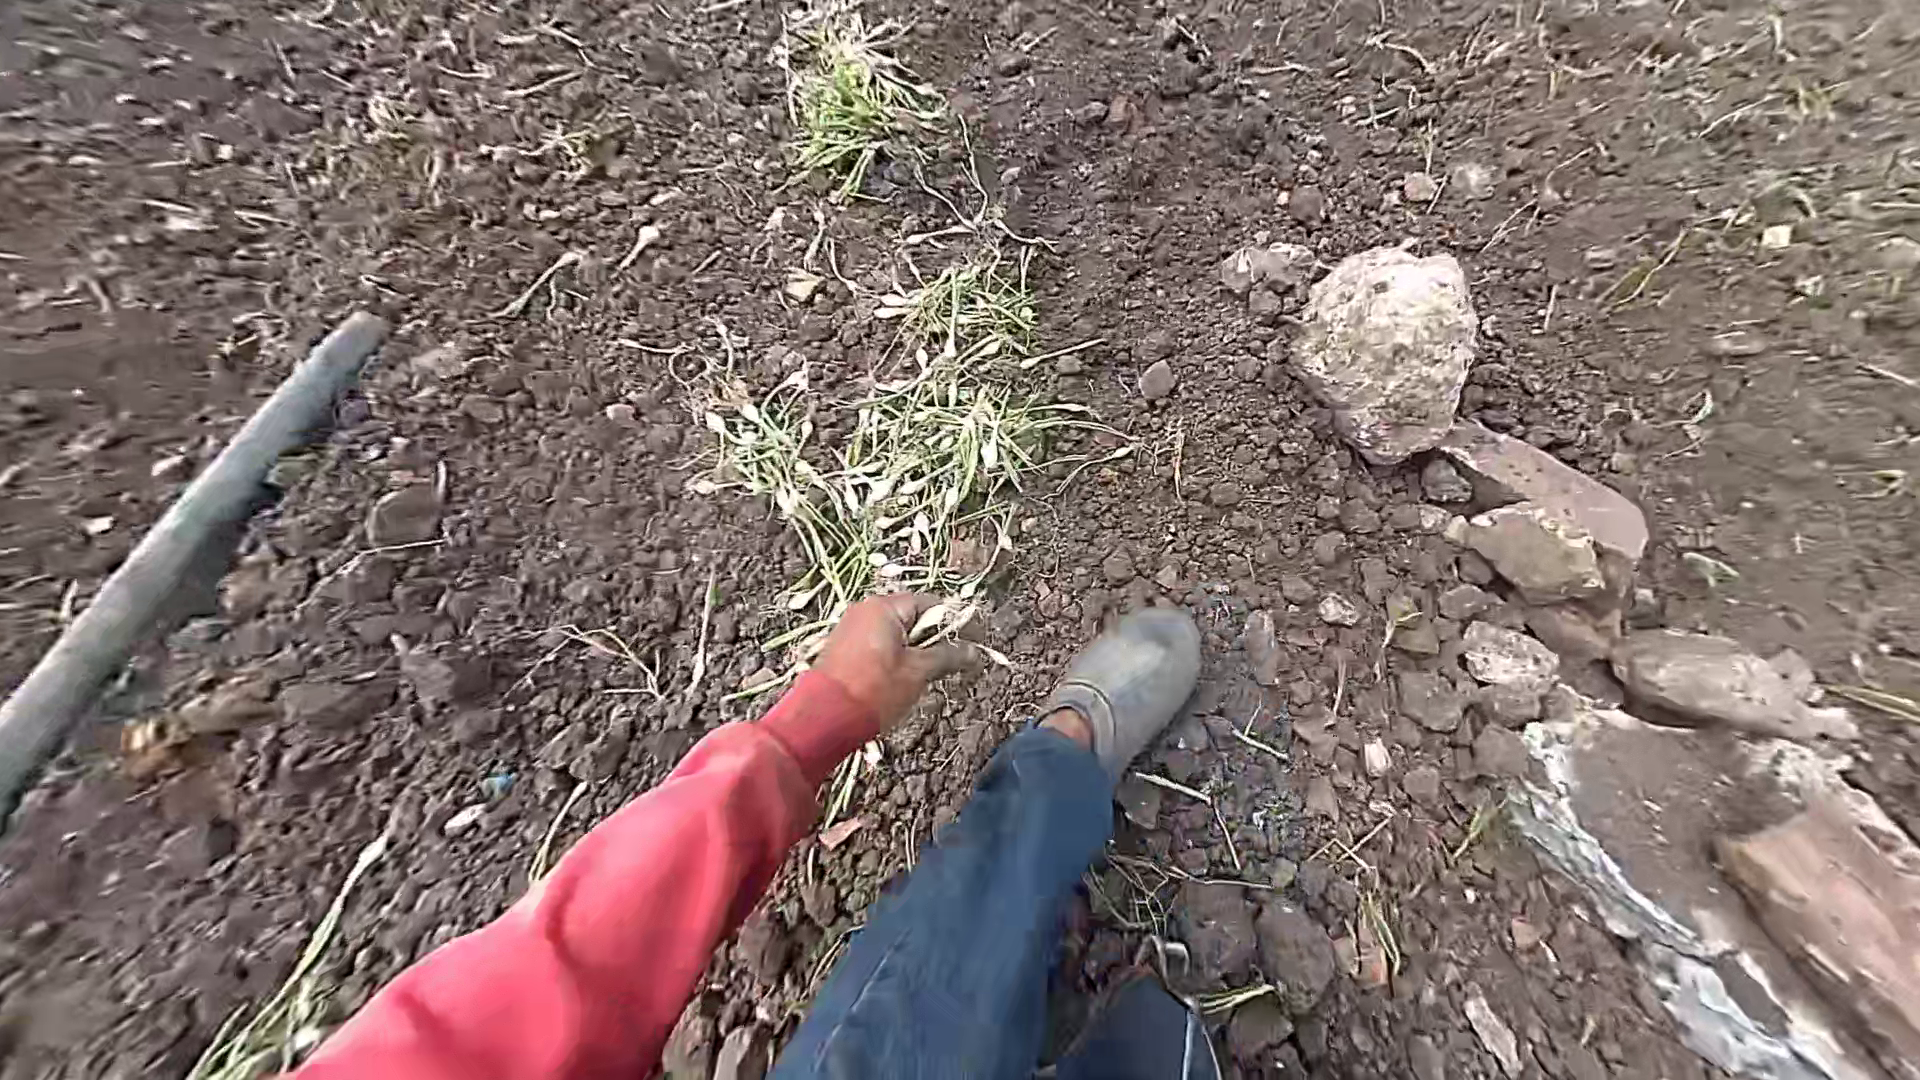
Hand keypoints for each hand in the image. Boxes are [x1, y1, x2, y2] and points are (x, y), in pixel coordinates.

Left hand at [813, 593, 980, 728]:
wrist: (822, 719)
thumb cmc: (874, 690)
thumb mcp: (918, 671)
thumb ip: (948, 655)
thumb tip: (974, 651)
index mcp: (884, 607)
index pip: (930, 604)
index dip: (955, 622)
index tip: (974, 641)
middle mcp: (866, 610)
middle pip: (913, 616)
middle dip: (936, 638)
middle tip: (955, 660)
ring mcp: (852, 628)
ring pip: (896, 632)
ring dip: (917, 650)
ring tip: (931, 673)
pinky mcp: (844, 649)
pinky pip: (880, 644)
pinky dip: (897, 656)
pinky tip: (905, 679)